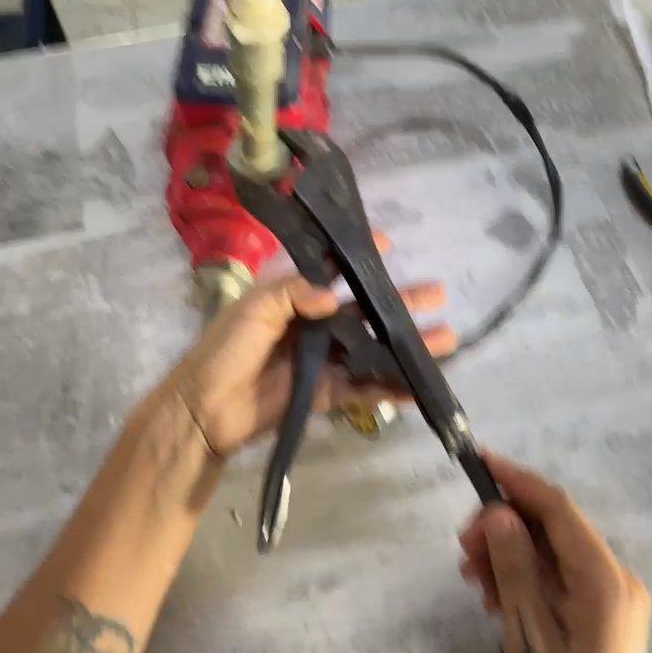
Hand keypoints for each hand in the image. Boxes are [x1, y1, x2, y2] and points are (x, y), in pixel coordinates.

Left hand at [159, 271, 455, 456]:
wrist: (205, 409)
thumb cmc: (226, 348)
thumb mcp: (254, 308)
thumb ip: (293, 294)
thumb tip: (335, 297)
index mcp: (290, 296)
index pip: (329, 269)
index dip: (356, 257)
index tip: (389, 244)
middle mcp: (311, 323)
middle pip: (362, 310)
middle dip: (399, 302)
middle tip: (438, 293)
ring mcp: (320, 359)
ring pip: (371, 348)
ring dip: (405, 345)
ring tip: (446, 338)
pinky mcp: (324, 393)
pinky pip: (363, 387)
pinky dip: (390, 387)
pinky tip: (419, 385)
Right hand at [459, 453, 650, 652]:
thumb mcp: (529, 633)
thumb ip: (514, 567)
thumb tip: (497, 511)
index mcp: (606, 580)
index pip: (558, 508)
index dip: (516, 479)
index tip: (478, 462)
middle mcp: (616, 578)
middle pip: (551, 528)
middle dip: (503, 527)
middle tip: (463, 548)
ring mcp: (611, 597)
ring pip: (550, 551)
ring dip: (507, 554)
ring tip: (474, 579)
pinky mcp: (602, 614)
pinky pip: (557, 577)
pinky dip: (524, 577)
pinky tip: (495, 595)